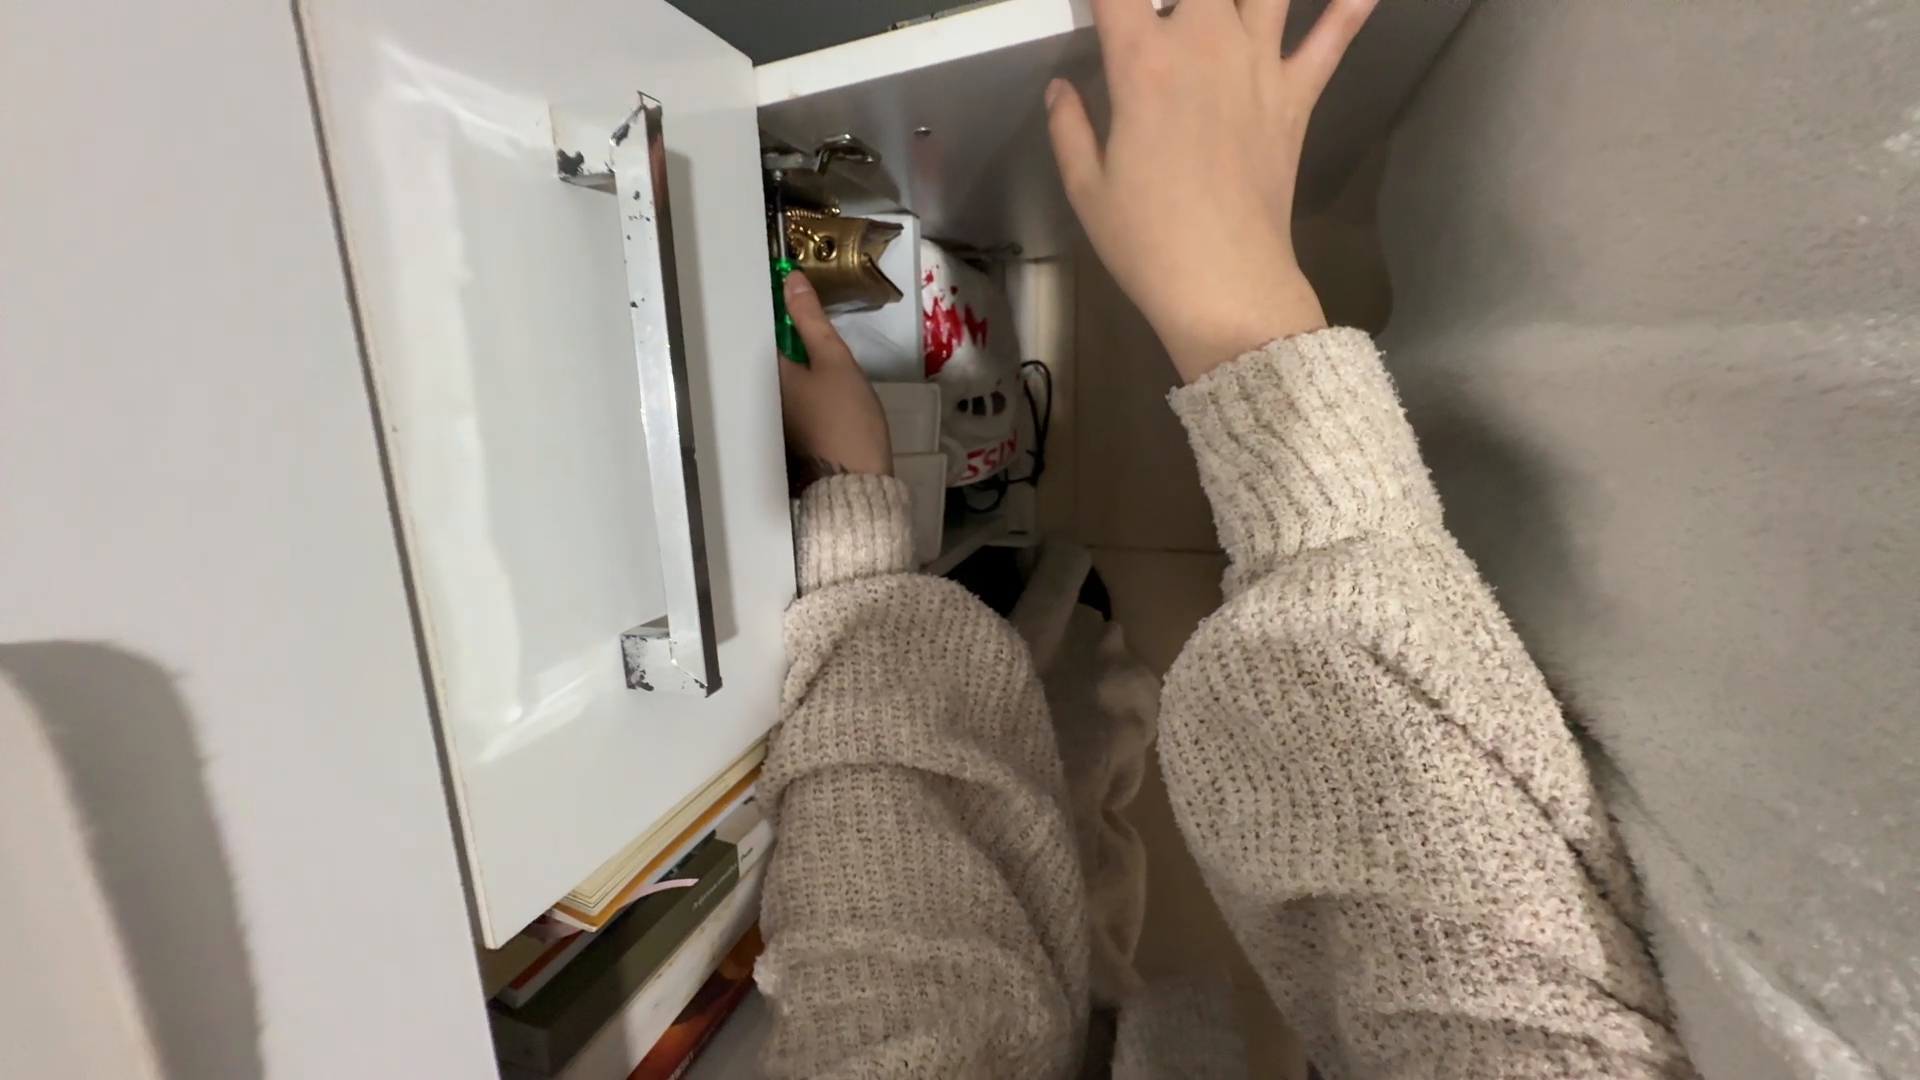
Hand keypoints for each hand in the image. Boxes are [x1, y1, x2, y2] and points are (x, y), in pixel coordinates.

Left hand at [778, 271, 892, 493]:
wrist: (858, 477)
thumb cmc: (847, 416)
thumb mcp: (834, 360)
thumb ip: (811, 320)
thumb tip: (791, 280)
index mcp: (771, 374)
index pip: (769, 330)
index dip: (787, 310)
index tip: (802, 295)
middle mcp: (768, 396)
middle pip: (781, 354)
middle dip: (800, 338)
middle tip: (825, 325)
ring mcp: (784, 417)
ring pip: (793, 377)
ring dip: (807, 362)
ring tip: (832, 353)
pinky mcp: (801, 433)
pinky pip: (803, 396)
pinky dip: (813, 385)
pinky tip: (834, 386)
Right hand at [1047, 0, 1377, 381]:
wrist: (1222, 282)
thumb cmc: (1146, 242)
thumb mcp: (1087, 193)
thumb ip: (1069, 131)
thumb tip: (1060, 91)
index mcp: (1143, 64)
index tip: (1099, 6)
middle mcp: (1205, 42)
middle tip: (1163, 14)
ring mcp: (1259, 63)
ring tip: (1231, 0)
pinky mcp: (1296, 94)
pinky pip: (1332, 35)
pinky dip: (1349, 7)